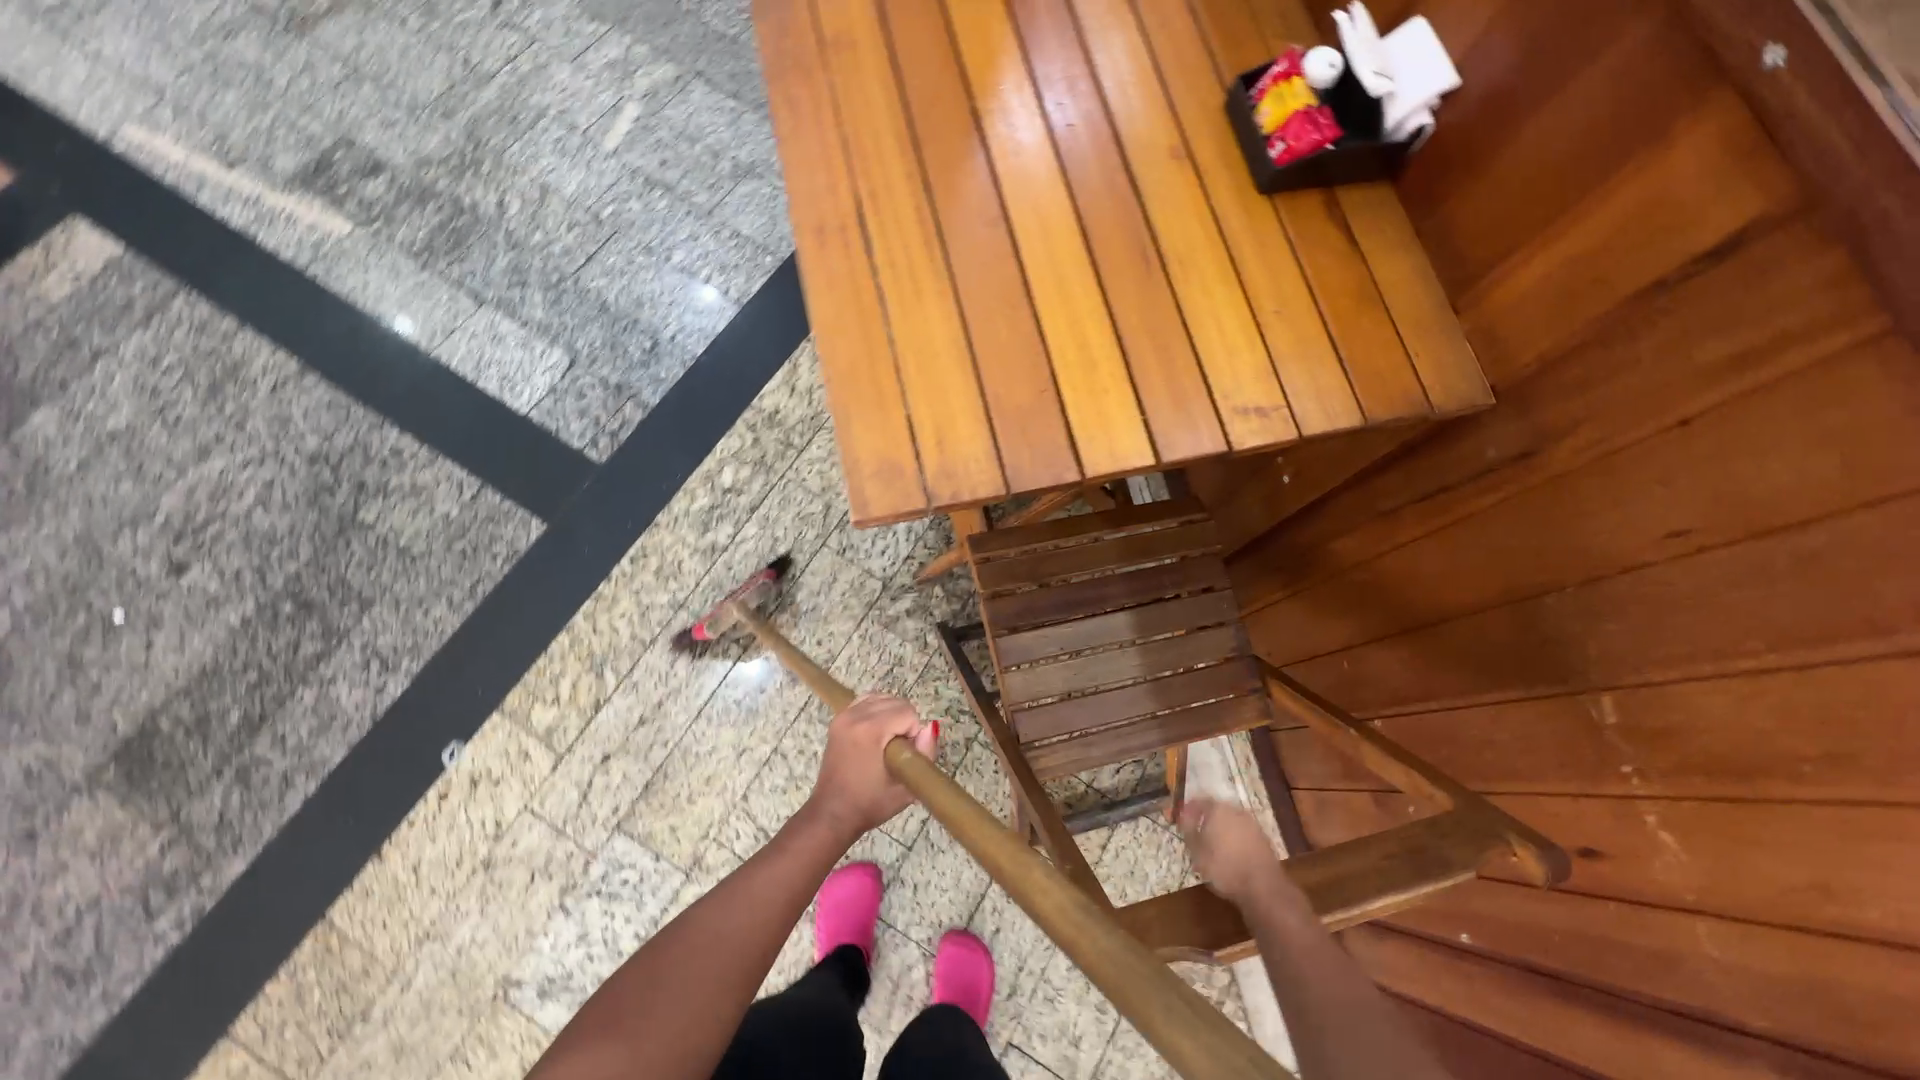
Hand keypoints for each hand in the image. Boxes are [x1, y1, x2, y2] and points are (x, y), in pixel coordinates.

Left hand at [804, 694, 937, 843]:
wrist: (832, 813)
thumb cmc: (870, 804)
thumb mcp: (906, 787)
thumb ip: (924, 753)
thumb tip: (930, 727)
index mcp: (870, 730)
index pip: (907, 712)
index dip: (914, 733)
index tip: (906, 756)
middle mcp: (854, 716)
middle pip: (895, 701)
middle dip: (904, 722)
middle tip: (899, 752)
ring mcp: (843, 716)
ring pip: (881, 698)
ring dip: (891, 715)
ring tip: (888, 743)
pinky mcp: (838, 720)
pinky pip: (865, 702)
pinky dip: (877, 711)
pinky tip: (878, 733)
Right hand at [1177, 798, 1295, 907]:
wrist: (1262, 886)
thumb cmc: (1223, 867)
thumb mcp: (1197, 852)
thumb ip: (1188, 830)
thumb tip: (1183, 816)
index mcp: (1218, 810)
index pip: (1199, 801)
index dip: (1189, 809)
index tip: (1181, 820)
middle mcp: (1236, 811)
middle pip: (1217, 809)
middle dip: (1206, 818)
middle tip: (1196, 832)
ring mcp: (1252, 824)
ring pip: (1230, 820)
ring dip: (1221, 828)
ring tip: (1212, 845)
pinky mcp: (1263, 837)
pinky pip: (1242, 832)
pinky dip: (1234, 837)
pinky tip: (1230, 853)